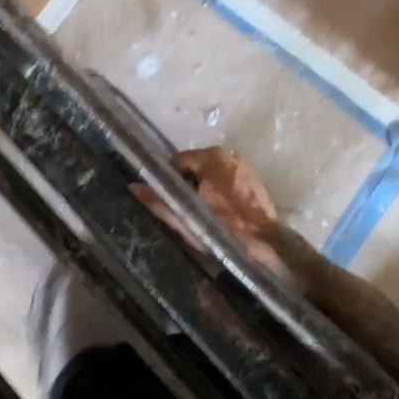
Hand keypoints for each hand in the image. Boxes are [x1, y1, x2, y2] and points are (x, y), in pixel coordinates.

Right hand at [134, 147, 287, 275]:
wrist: (264, 243)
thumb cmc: (222, 228)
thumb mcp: (185, 218)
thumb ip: (158, 201)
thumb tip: (134, 187)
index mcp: (210, 157)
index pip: (179, 161)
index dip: (170, 179)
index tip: (168, 197)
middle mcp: (228, 155)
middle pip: (197, 165)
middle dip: (188, 182)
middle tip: (185, 207)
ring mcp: (244, 166)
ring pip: (213, 172)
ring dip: (205, 186)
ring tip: (202, 211)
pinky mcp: (255, 180)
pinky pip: (229, 180)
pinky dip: (221, 190)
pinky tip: (220, 211)